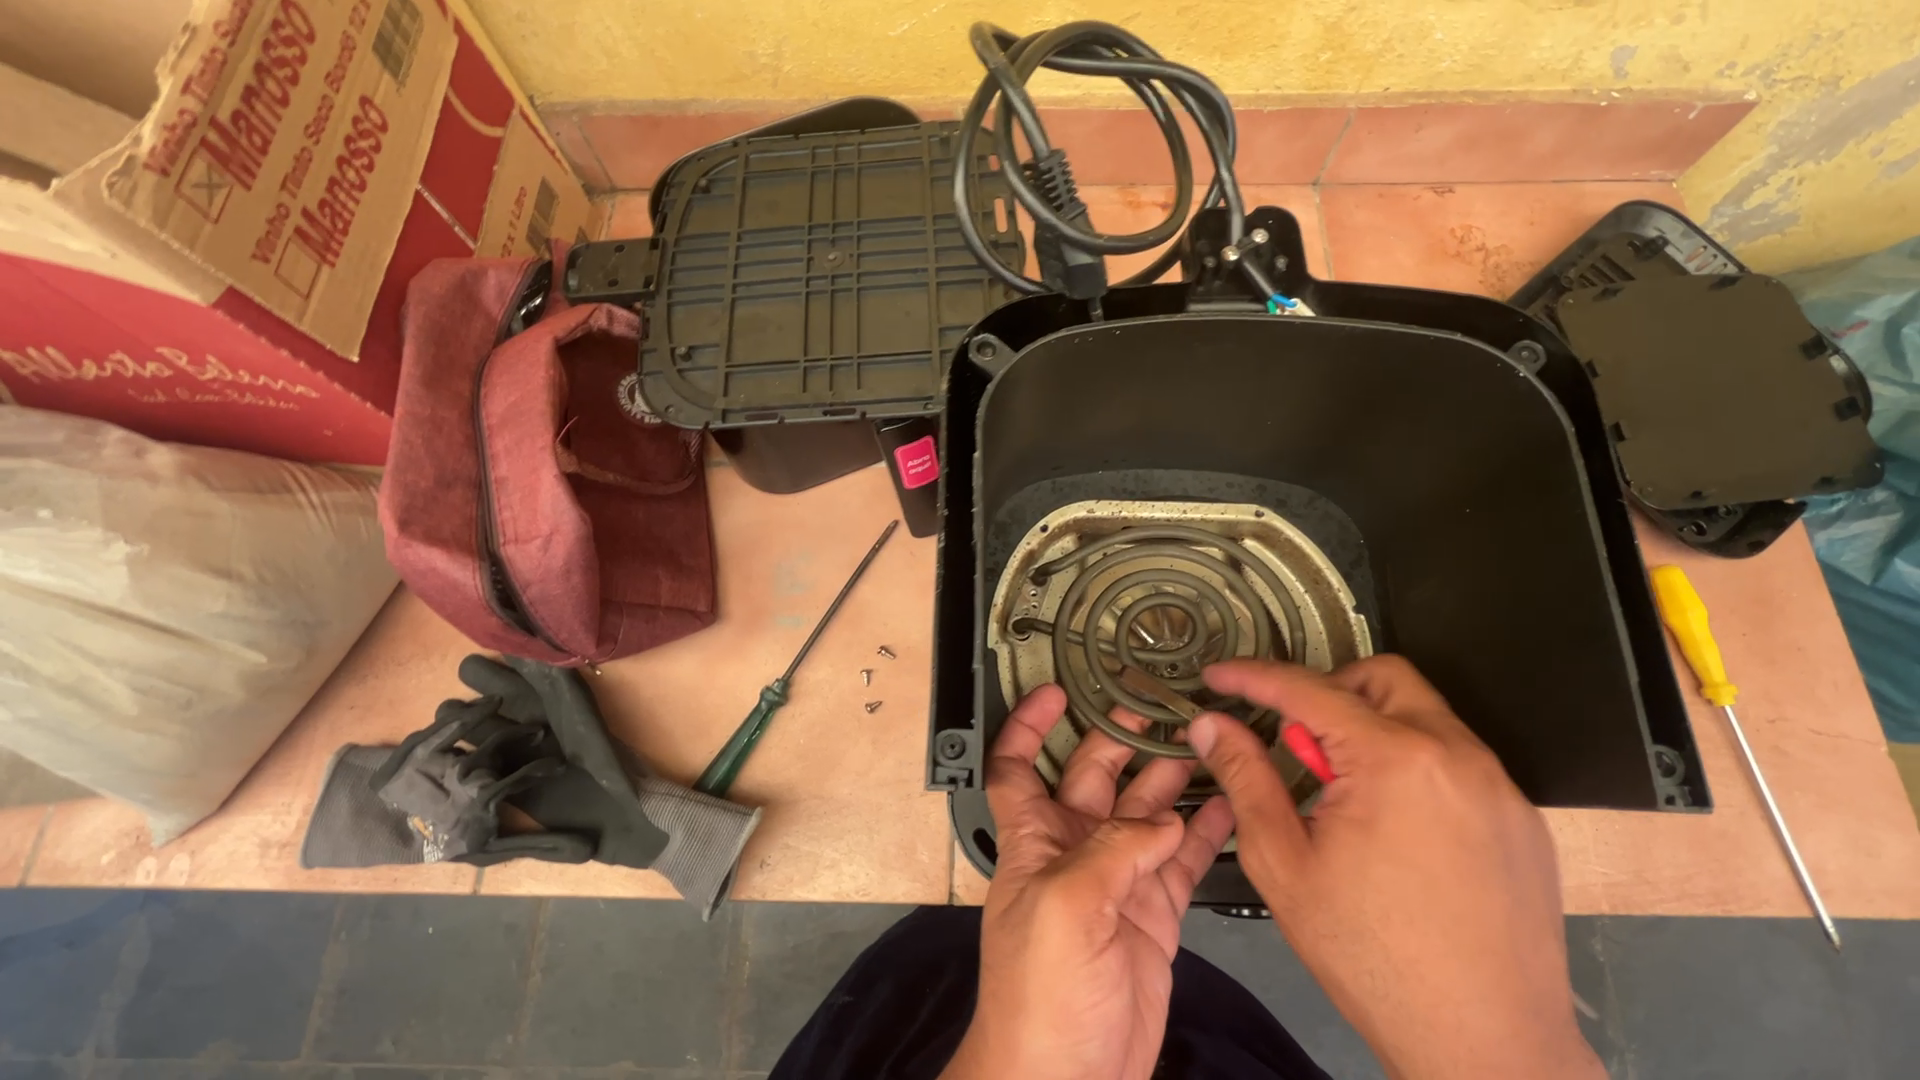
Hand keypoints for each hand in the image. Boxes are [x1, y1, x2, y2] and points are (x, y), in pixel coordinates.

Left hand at [942, 684, 1234, 1079]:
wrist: (1067, 1077)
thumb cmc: (1037, 998)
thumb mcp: (1065, 909)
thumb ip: (1112, 852)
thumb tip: (1161, 819)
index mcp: (1034, 840)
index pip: (1019, 767)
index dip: (1031, 726)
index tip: (1055, 693)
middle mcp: (1074, 852)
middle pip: (1095, 777)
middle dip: (1122, 741)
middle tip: (1161, 710)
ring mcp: (1116, 882)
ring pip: (1145, 813)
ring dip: (1171, 780)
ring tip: (1206, 745)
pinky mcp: (1152, 914)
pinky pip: (1180, 859)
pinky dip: (1203, 832)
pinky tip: (1228, 807)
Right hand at [1189, 657, 1604, 1079]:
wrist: (1487, 1043)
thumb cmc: (1368, 952)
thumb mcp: (1283, 862)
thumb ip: (1245, 778)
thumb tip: (1211, 723)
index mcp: (1393, 759)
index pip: (1308, 688)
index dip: (1253, 675)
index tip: (1217, 674)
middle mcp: (1457, 754)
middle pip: (1383, 678)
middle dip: (1329, 689)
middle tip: (1297, 742)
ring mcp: (1500, 786)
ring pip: (1425, 716)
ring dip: (1373, 730)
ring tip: (1344, 795)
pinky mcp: (1523, 820)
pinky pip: (1458, 762)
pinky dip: (1414, 766)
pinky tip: (1397, 830)